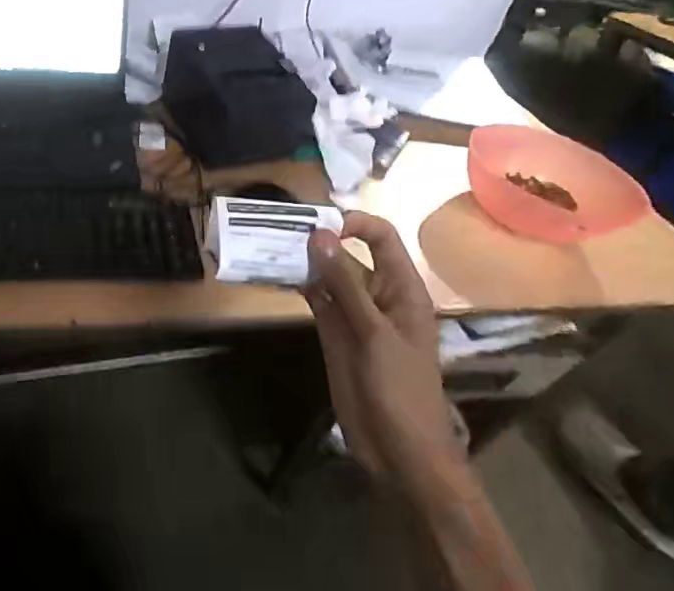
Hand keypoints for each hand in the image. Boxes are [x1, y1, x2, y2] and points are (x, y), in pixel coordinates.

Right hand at [305, 212, 461, 494]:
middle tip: (282, 227)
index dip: (355, 224)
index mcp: (401, 287)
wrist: (400, 451)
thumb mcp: (374, 333)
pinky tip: (277, 273)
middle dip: (321, 238)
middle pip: (350, 252)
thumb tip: (319, 236)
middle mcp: (376, 293)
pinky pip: (316, 299)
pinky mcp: (334, 332)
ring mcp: (354, 314)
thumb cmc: (401, 388)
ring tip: (272, 244)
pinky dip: (298, 284)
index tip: (321, 226)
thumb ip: (345, 284)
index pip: (382, 237)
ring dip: (305, 260)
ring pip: (328, 275)